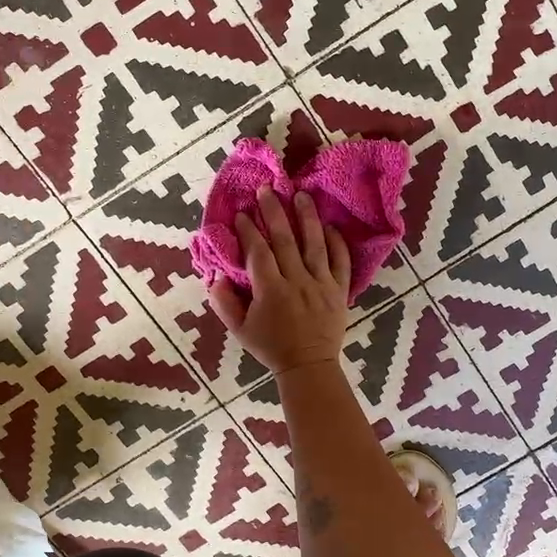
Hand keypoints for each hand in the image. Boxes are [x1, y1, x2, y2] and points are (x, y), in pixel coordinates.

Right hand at [208, 187, 350, 376]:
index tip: (240, 214)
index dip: (248, 231)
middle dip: (274, 212)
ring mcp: (321, 284)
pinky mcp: (339, 289)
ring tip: (301, 195)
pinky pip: (340, 261)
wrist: (308, 366)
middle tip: (267, 190)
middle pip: (285, 240)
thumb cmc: (271, 347)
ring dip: (307, 217)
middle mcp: (297, 282)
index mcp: (270, 291)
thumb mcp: (239, 329)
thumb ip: (224, 302)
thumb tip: (216, 276)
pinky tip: (328, 225)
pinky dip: (336, 242)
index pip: (258, 252)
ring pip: (314, 244)